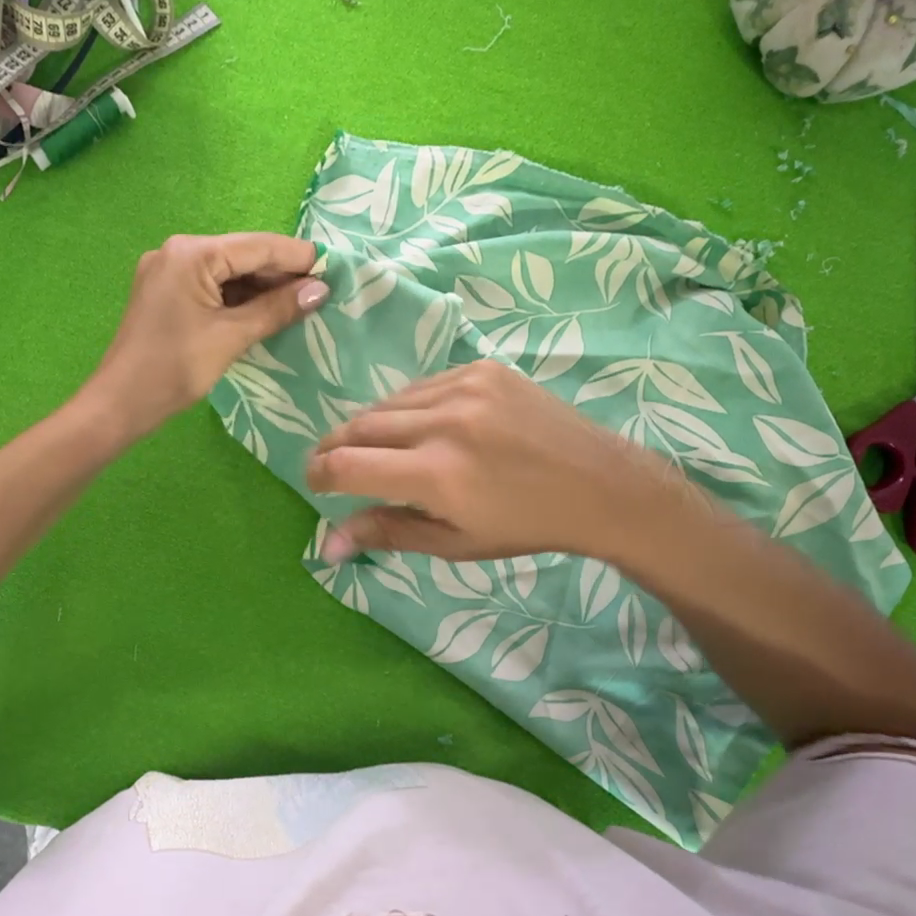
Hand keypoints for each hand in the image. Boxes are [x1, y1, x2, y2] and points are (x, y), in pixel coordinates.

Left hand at [87, 233, 329, 431]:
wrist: (119, 404)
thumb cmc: (174, 369)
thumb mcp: (231, 337)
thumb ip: (276, 308)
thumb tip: (320, 289)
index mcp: (191, 253)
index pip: (257, 246)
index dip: (298, 258)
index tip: (335, 270)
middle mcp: (177, 251)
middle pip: (242, 255)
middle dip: (280, 274)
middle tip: (321, 292)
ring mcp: (167, 271)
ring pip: (227, 273)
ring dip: (260, 288)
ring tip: (300, 305)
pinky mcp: (164, 293)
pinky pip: (211, 287)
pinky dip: (237, 299)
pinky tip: (264, 312)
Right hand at [306, 360, 697, 563]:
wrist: (601, 484)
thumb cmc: (524, 525)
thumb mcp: (453, 543)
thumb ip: (386, 533)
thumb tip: (327, 546)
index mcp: (436, 475)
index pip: (346, 466)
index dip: (317, 474)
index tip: (315, 483)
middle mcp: (443, 424)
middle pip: (357, 428)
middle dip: (334, 449)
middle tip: (331, 467)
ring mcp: (464, 388)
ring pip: (386, 404)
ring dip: (368, 428)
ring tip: (375, 450)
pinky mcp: (481, 368)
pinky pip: (420, 387)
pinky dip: (406, 408)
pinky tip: (418, 428)